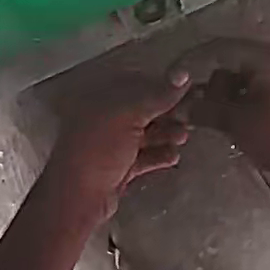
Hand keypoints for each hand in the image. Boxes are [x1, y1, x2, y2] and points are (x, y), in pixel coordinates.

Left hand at [41, 71, 193, 223]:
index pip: (135, 85)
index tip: (186, 89)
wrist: (79, 196)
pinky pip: (143, 157)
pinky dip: (158, 155)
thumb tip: (183, 73)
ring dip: (165, 134)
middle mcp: (104, 120)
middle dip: (167, 113)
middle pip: (141, 111)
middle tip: (190, 115)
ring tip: (183, 137)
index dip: (160, 86)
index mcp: (99, 100)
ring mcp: (110, 146)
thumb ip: (157, 95)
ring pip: (144, 135)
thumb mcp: (128, 116)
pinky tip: (173, 156)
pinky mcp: (118, 168)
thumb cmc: (98, 148)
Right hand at [170, 39, 269, 185]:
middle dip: (207, 82)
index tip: (170, 80)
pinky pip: (255, 89)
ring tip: (208, 117)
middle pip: (230, 61)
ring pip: (241, 76)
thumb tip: (180, 107)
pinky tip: (227, 120)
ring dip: (221, 94)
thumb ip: (205, 109)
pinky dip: (237, 101)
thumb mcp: (238, 123)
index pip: (219, 48)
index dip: (190, 62)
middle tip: (189, 104)